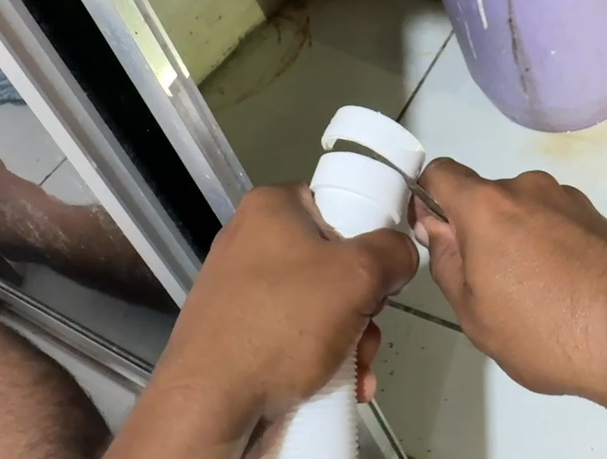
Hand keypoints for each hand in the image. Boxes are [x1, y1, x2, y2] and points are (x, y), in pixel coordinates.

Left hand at [148, 184, 417, 438]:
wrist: (206, 405)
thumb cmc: (282, 321)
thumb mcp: (357, 274)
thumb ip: (392, 252)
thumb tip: (400, 254)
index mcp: (269, 206)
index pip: (333, 201)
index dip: (365, 235)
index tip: (377, 273)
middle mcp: (248, 238)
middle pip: (329, 259)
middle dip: (361, 303)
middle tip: (368, 328)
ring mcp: (235, 287)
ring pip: (314, 302)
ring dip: (347, 336)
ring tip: (356, 370)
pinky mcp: (230, 330)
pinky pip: (288, 332)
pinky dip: (317, 356)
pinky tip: (338, 384)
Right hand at [415, 158, 606, 408]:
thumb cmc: (545, 330)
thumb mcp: (474, 313)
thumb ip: (445, 261)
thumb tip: (437, 227)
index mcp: (487, 205)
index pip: (440, 172)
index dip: (428, 199)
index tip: (436, 236)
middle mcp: (525, 187)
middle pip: (484, 197)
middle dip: (478, 230)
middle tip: (491, 284)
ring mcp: (566, 197)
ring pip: (522, 210)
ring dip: (517, 238)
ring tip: (537, 293)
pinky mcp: (596, 214)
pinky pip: (555, 221)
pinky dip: (550, 244)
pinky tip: (567, 288)